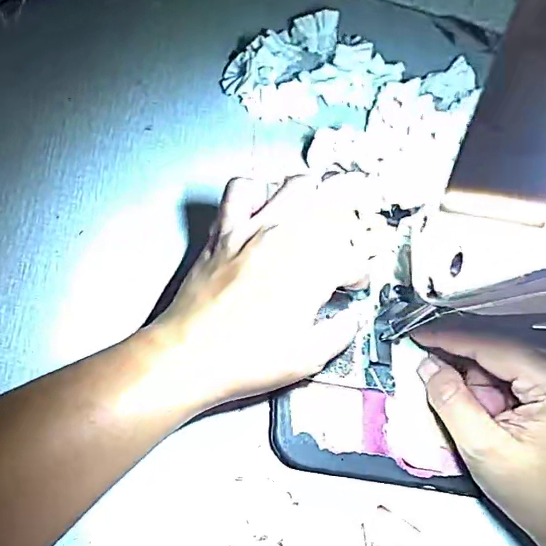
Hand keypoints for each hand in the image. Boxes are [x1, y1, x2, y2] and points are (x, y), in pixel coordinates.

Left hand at [144, 175, 371, 411]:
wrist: (187, 354)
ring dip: (309, 201)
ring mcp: (253, 230)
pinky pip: (240, 191)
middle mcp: (286, 239)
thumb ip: (338, 333)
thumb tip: (347, 322)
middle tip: (336, 252)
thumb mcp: (307, 357)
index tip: (350, 286)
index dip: (358, 274)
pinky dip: (253, 193)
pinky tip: (257, 211)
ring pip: (295, 187)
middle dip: (343, 232)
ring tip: (307, 220)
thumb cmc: (240, 359)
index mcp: (315, 268)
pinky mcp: (223, 233)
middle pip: (334, 212)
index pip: (354, 257)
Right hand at [411, 329, 545, 545]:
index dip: (448, 338)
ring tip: (476, 419)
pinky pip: (519, 377)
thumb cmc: (541, 497)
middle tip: (432, 383)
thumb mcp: (482, 449)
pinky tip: (489, 416)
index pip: (494, 345)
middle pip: (501, 350)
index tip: (415, 336)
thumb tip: (428, 366)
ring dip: (479, 382)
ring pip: (507, 363)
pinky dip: (494, 390)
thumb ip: (450, 401)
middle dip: (464, 365)